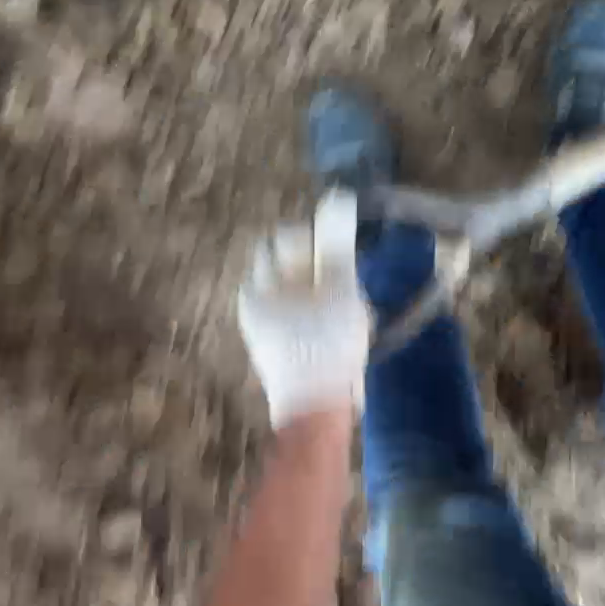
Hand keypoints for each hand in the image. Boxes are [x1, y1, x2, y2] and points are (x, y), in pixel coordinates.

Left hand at [236, 190, 370, 426]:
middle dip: (323, 268)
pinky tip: (344, 331)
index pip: (287, 239)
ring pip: (299, 292)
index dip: (319, 243)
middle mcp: (255, 303)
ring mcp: (264, 328)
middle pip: (291, 266)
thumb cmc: (327, 343)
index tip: (344, 260)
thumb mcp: (339, 287)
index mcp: (260, 284)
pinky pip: (301, 317)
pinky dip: (322, 316)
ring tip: (350, 311)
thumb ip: (338, 242)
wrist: (317, 408)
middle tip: (348, 285)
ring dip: (326, 293)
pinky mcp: (278, 349)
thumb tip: (338, 196)